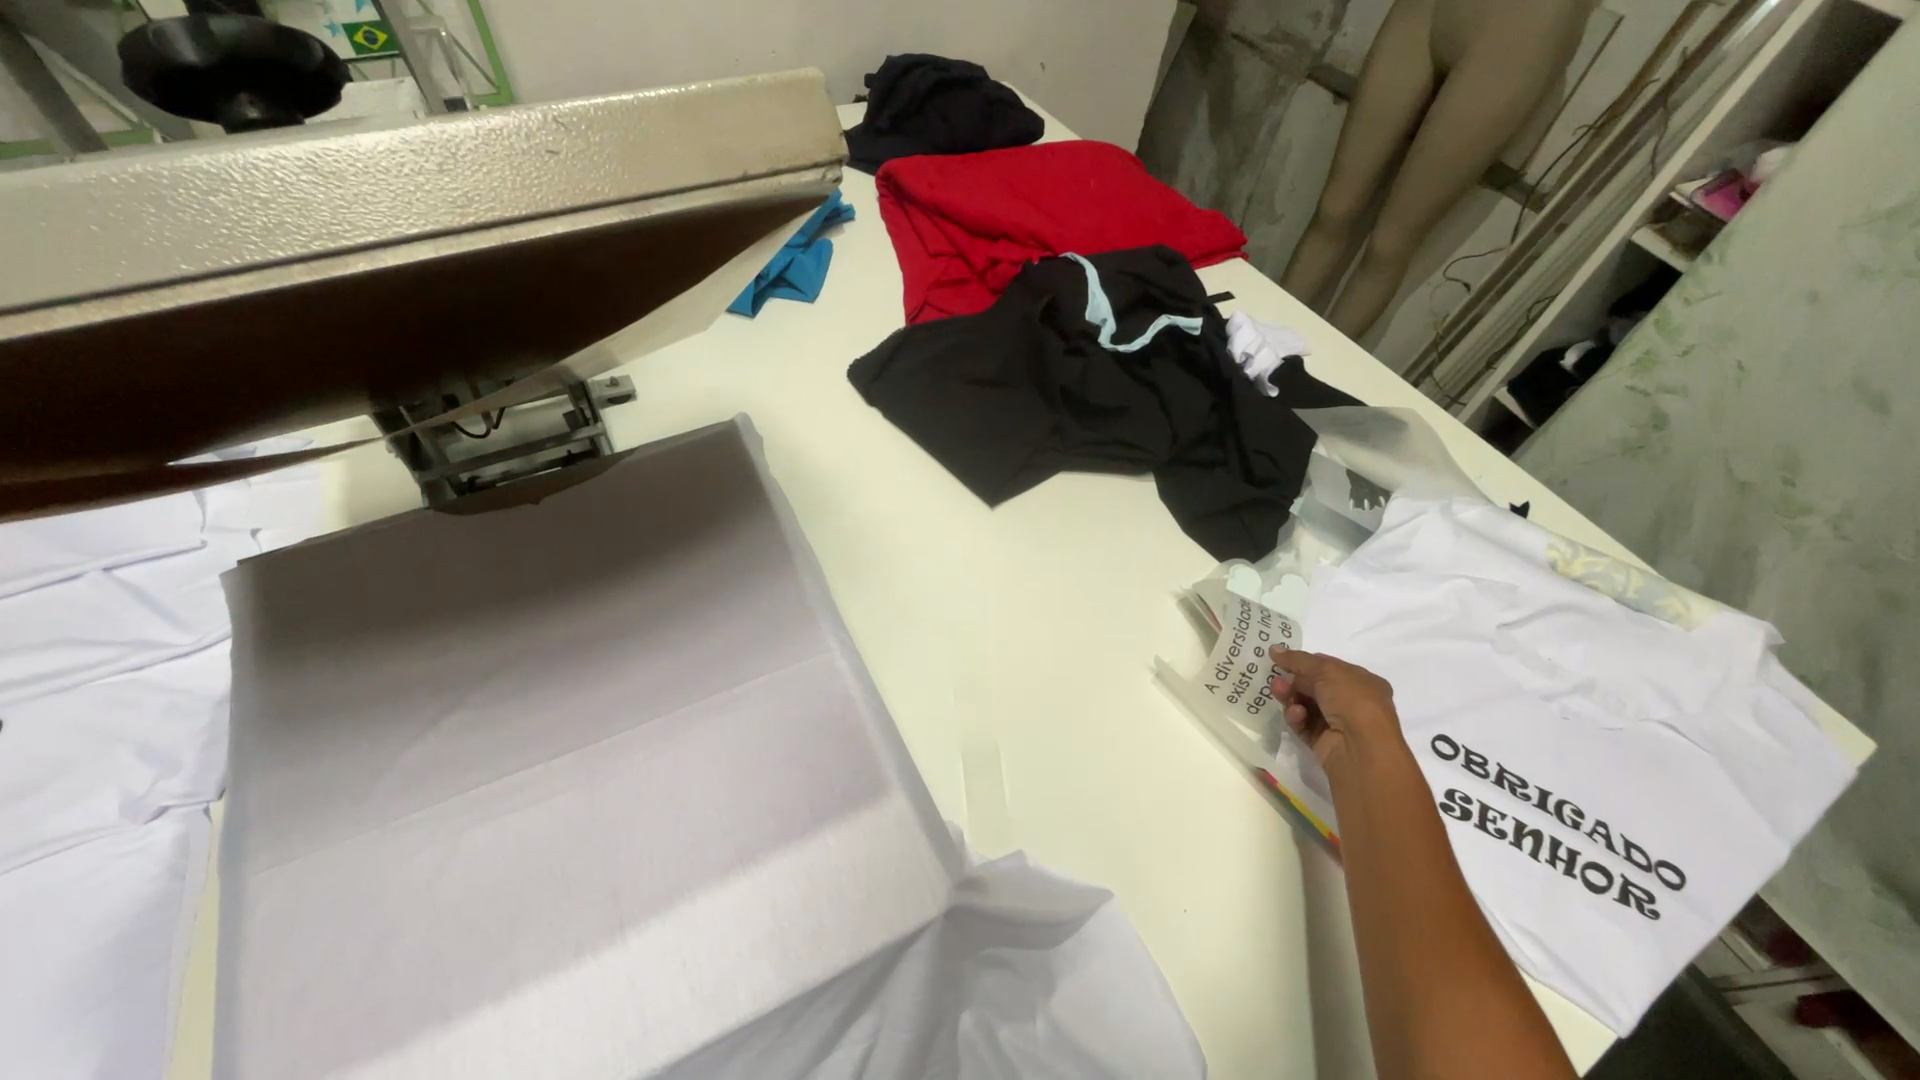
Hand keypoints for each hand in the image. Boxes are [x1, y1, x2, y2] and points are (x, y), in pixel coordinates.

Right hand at [1270, 648, 1407, 777]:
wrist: (1361, 747)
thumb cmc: (1353, 700)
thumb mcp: (1327, 671)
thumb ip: (1298, 659)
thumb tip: (1273, 649)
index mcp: (1362, 682)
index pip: (1329, 667)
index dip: (1306, 662)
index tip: (1282, 660)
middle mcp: (1351, 702)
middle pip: (1313, 686)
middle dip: (1294, 681)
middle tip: (1277, 680)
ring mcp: (1337, 722)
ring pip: (1305, 704)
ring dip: (1290, 697)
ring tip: (1280, 693)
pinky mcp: (1323, 741)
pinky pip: (1303, 724)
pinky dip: (1296, 717)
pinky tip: (1296, 715)